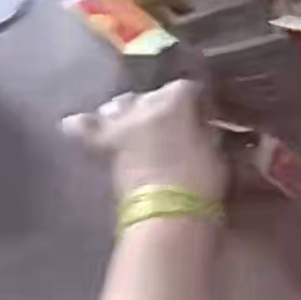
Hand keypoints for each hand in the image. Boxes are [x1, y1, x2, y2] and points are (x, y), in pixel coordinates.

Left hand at [61, 79, 228, 199]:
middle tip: (179, 126)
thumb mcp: (218, 153)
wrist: (169, 212)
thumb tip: (207, 127)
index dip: (199, 102)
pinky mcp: (100, 145)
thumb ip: (209, 133)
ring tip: (140, 126)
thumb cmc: (203, 183)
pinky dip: (86, 125)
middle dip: (165, 106)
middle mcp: (143, 103)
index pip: (189, 88)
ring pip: (118, 104)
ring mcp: (117, 122)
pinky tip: (90, 126)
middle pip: (152, 95)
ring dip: (130, 112)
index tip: (209, 117)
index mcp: (175, 102)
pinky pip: (82, 126)